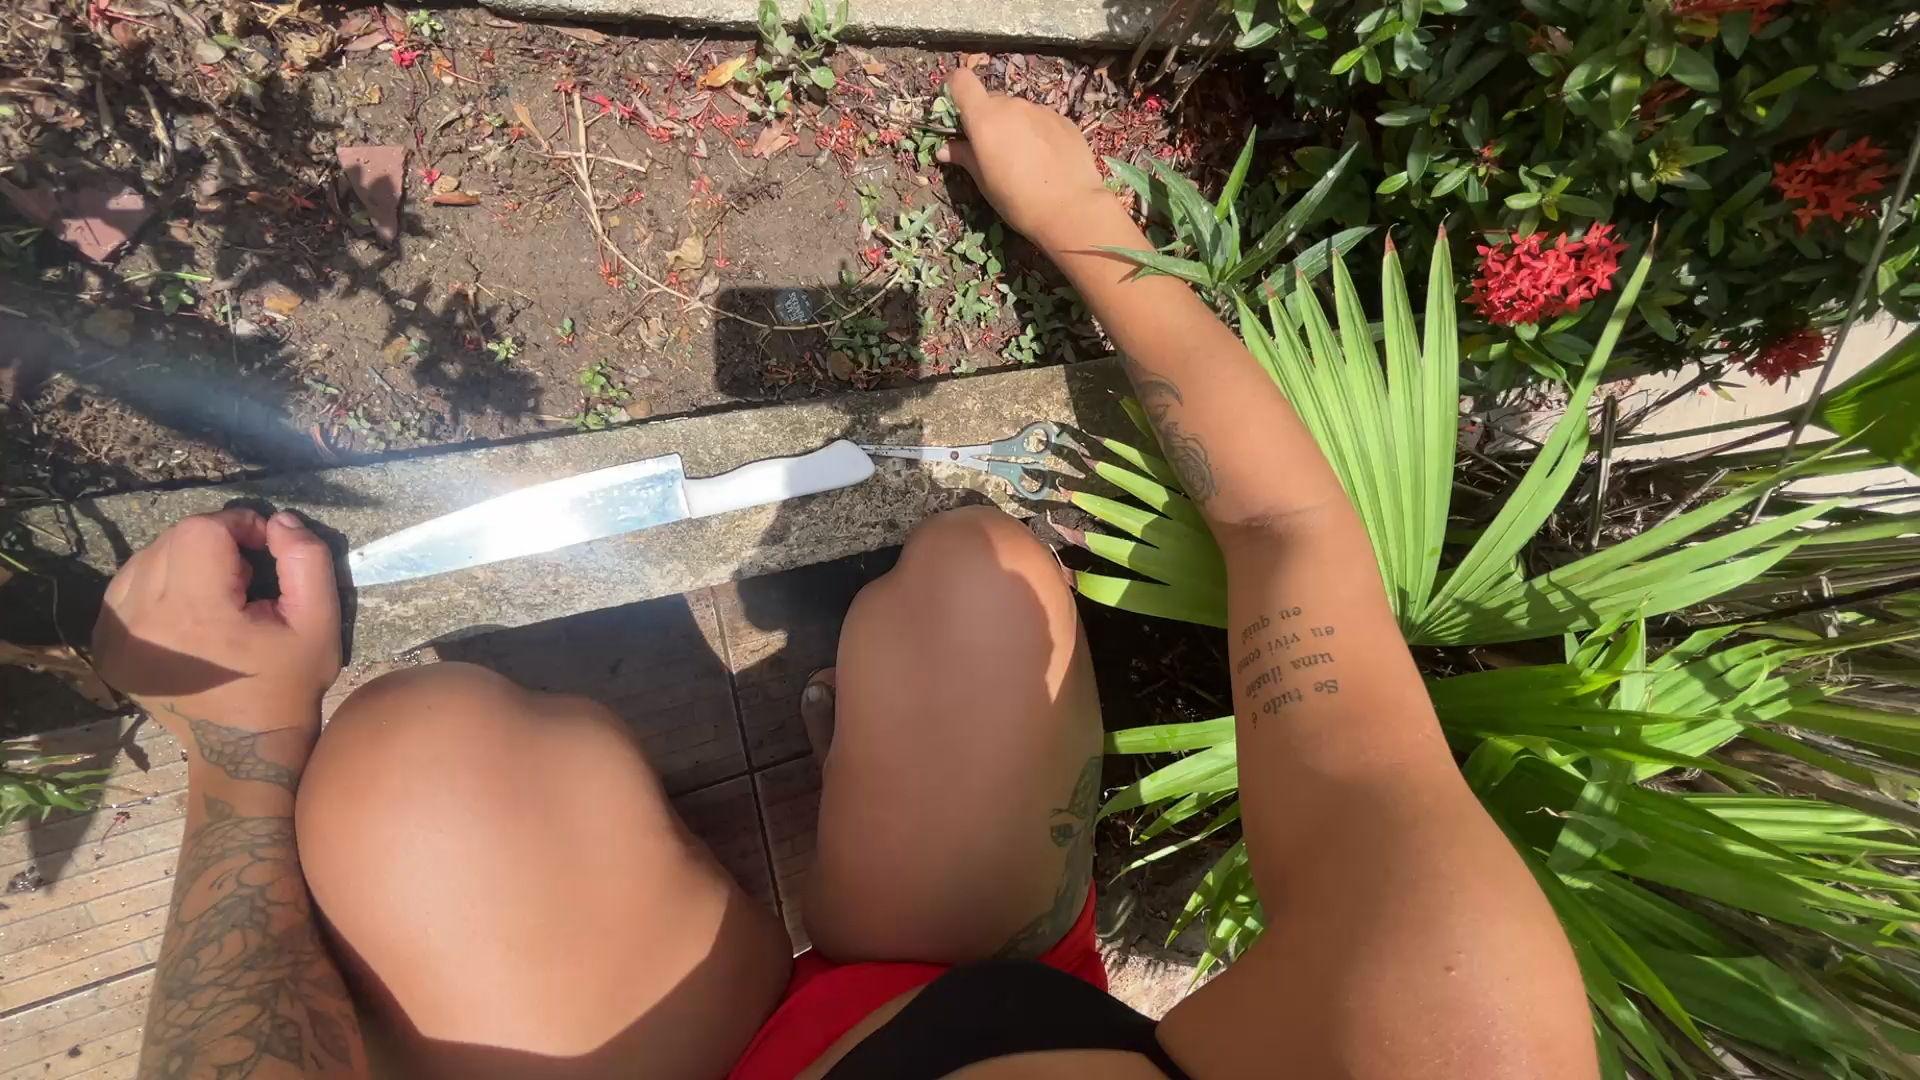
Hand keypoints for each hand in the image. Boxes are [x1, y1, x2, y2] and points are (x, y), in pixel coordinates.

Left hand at [93, 508, 340, 767]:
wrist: (243, 739)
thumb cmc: (291, 679)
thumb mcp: (320, 620)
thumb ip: (306, 562)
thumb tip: (281, 520)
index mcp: (197, 612)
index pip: (201, 531)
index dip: (240, 525)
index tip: (269, 547)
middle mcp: (142, 619)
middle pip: (170, 540)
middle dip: (216, 541)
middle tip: (252, 570)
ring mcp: (116, 634)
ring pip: (143, 560)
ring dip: (187, 560)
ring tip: (223, 589)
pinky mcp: (107, 646)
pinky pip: (126, 589)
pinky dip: (163, 583)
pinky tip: (194, 606)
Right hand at [937, 68, 1115, 252]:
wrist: (1071, 208)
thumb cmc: (1018, 201)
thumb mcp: (985, 183)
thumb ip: (965, 158)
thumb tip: (945, 149)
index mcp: (985, 119)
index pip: (961, 82)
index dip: (953, 91)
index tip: (955, 113)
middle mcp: (1012, 105)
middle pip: (991, 101)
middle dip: (986, 120)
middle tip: (991, 151)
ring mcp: (1040, 110)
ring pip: (1017, 111)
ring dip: (1013, 128)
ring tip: (1022, 161)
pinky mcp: (1062, 119)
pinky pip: (1040, 120)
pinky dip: (1035, 134)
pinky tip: (1044, 161)